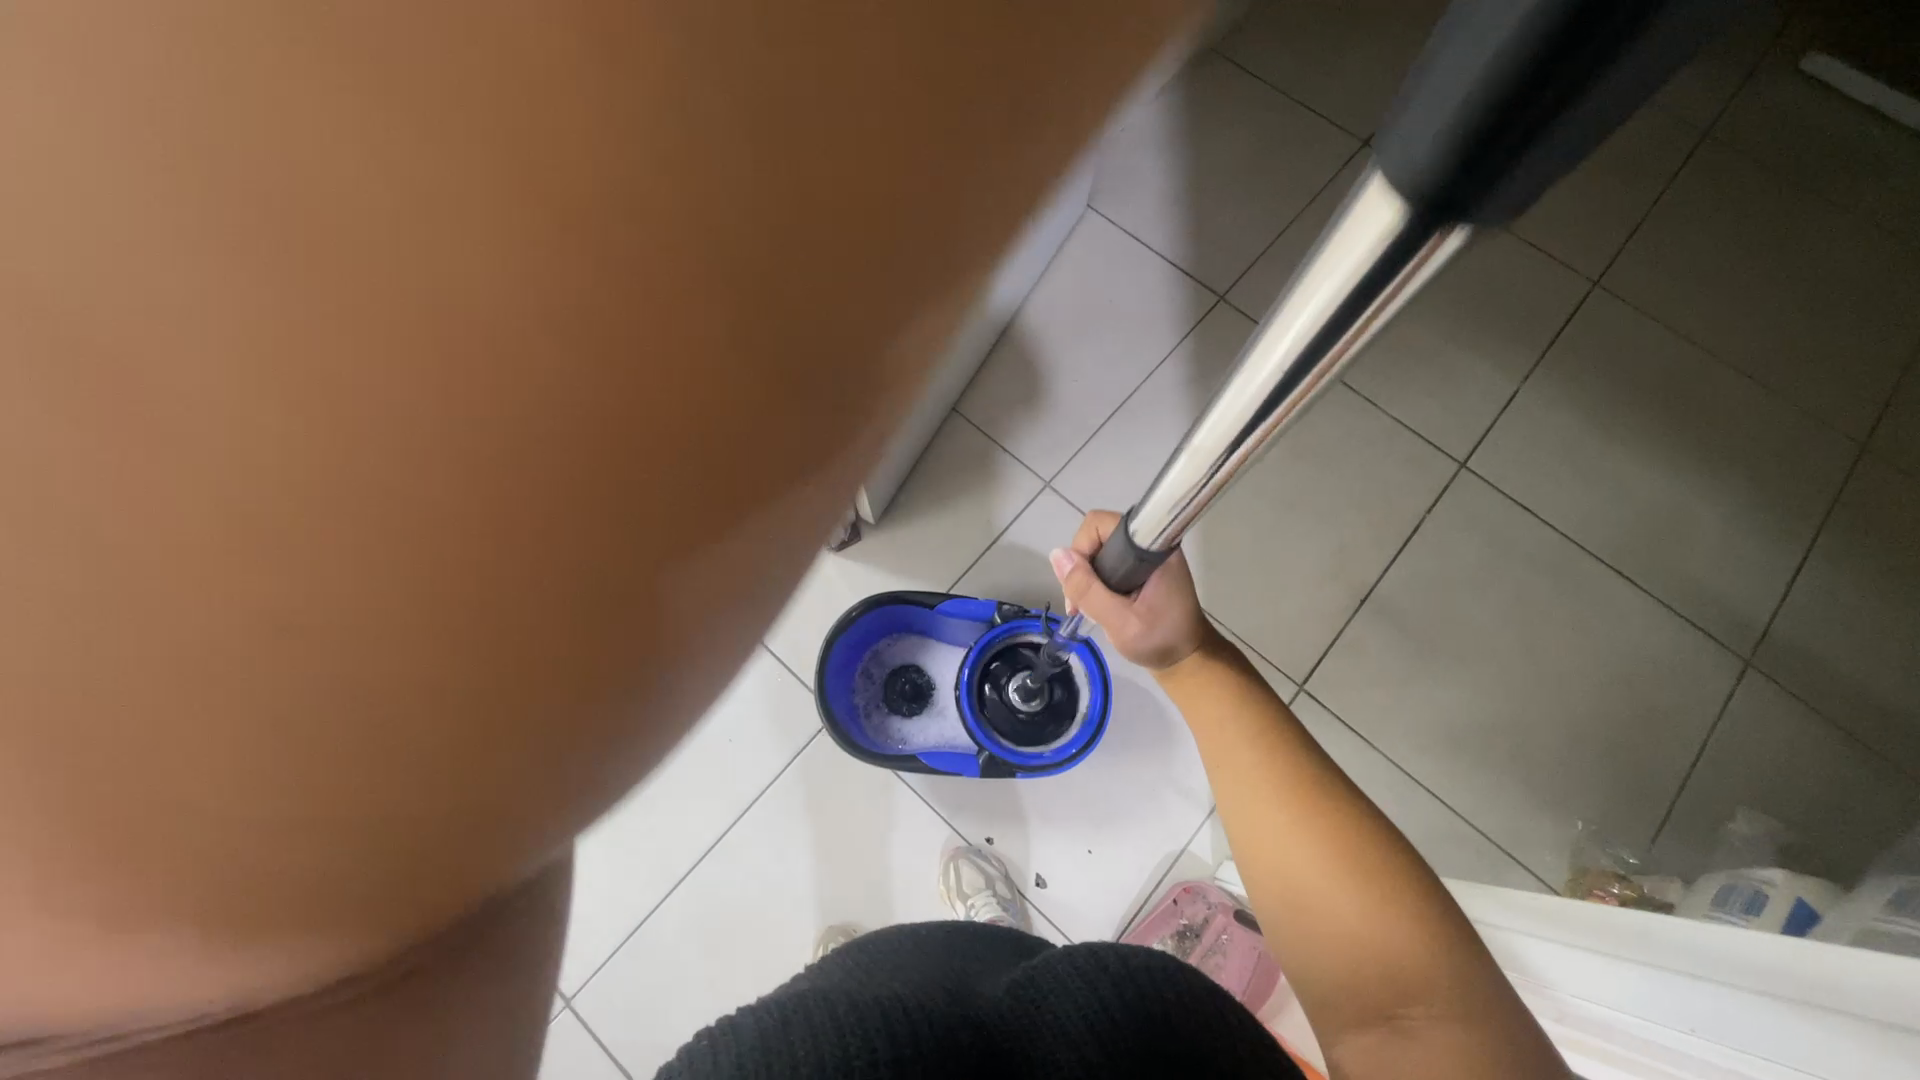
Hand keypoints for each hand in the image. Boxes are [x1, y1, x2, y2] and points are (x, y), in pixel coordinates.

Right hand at [1049, 510, 1217, 671]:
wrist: (1188, 658)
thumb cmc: (1161, 640)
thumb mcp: (1120, 622)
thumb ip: (1088, 590)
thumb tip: (1057, 555)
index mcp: (1153, 548)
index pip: (1102, 524)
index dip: (1084, 549)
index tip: (1082, 585)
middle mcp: (1149, 544)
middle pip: (1097, 537)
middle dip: (1082, 569)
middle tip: (1082, 604)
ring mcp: (1146, 555)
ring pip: (1100, 552)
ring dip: (1087, 579)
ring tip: (1088, 610)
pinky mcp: (1142, 568)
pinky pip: (1108, 563)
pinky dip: (1097, 583)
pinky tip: (1099, 606)